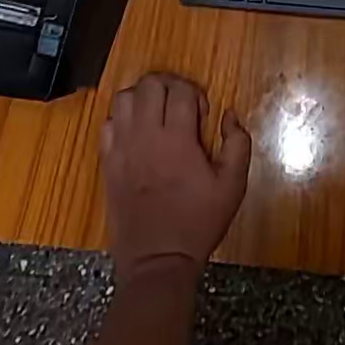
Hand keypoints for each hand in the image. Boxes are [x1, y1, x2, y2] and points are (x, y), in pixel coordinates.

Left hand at [101, 72, 251, 280]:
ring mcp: (122, 148)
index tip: (203, 114)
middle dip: (170, 86)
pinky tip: (137, 134)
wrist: (157, 259)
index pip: (182, 91)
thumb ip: (238, 144)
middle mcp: (146, 136)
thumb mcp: (232, 185)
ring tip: (158, 114)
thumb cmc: (198, 222)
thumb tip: (230, 115)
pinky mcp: (107, 162)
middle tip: (182, 105)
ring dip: (143, 97)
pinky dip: (122, 119)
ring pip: (124, 97)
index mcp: (178, 139)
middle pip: (150, 84)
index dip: (196, 93)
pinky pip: (107, 123)